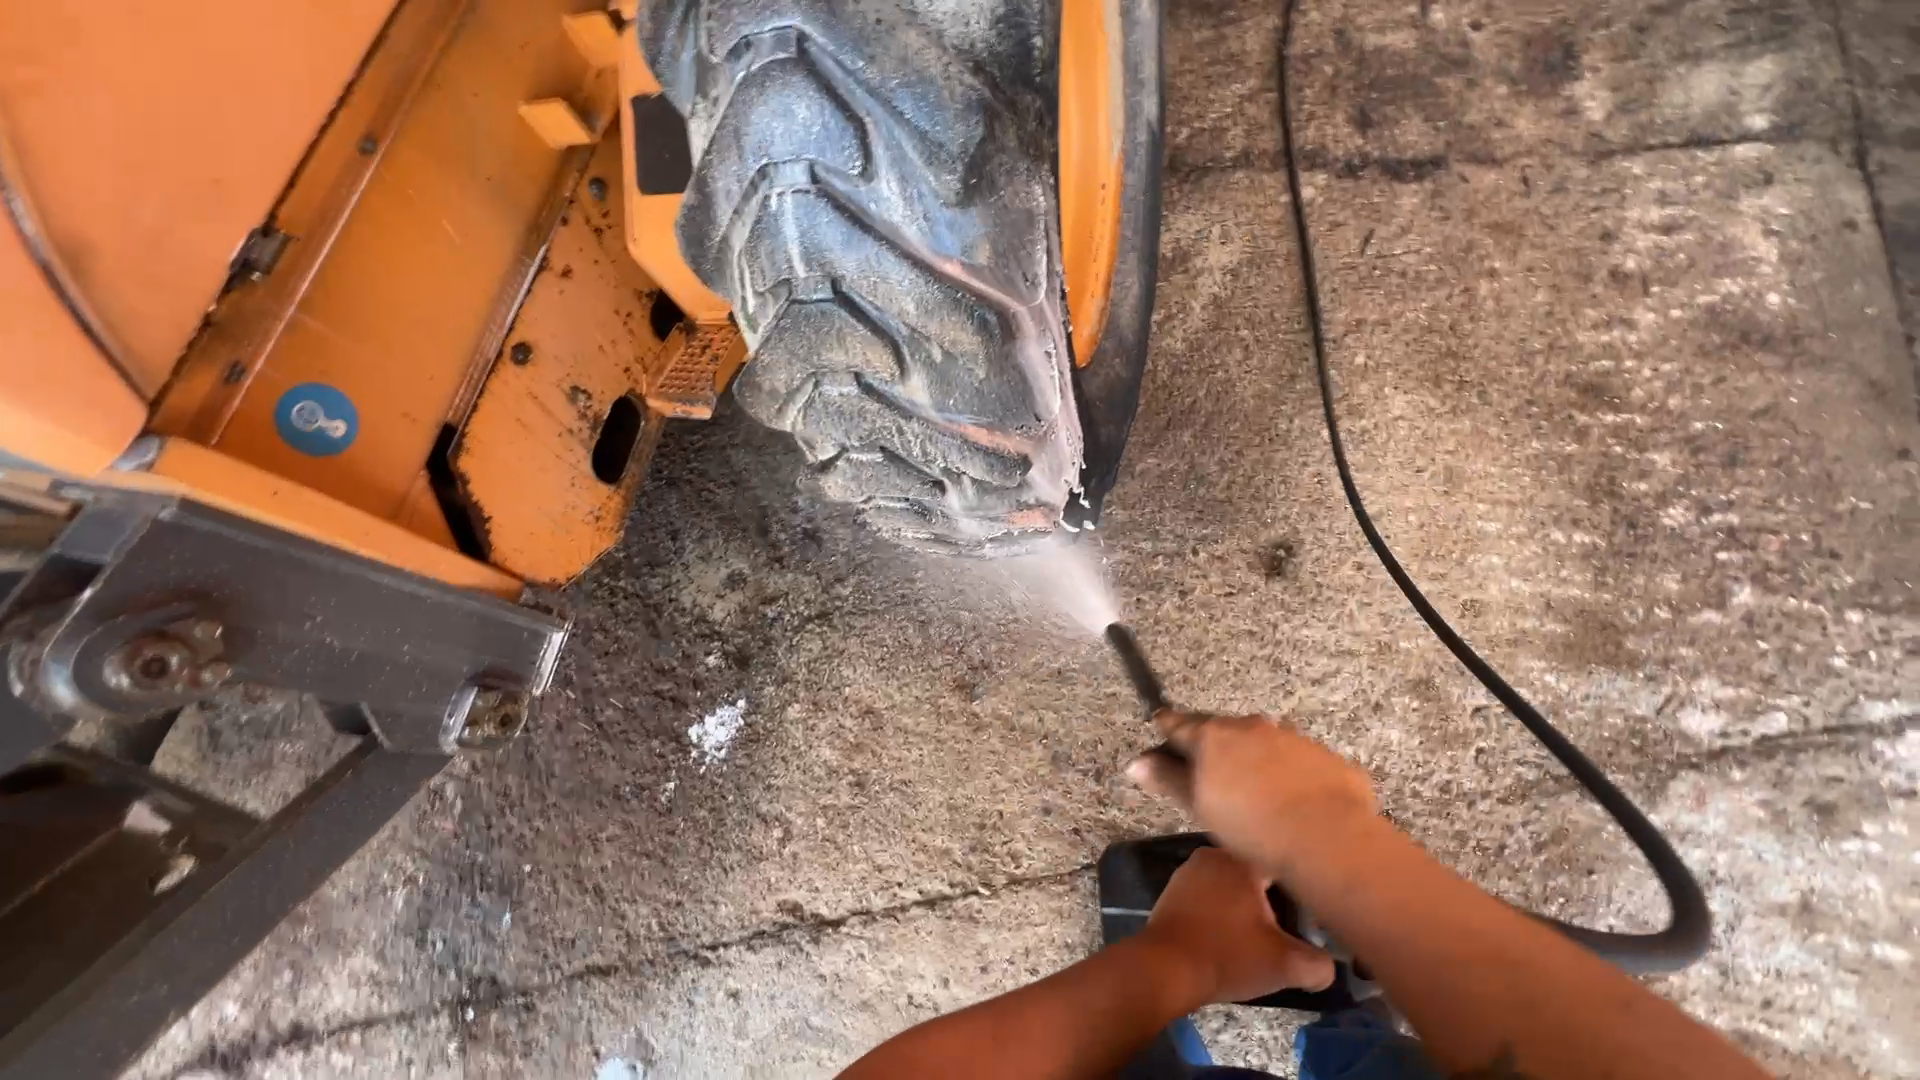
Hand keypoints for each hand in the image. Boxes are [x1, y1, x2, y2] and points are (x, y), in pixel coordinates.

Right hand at [1127, 711, 1376, 873]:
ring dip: (1253, 756)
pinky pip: (1298, 760)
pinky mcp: (1326, 757)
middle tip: (1208, 769)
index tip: (1160, 727)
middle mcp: (1251, 726)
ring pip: (1263, 742)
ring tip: (1253, 787)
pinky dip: (1289, 772)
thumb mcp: (1199, 806)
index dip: (1167, 727)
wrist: (1328, 837)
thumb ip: (1167, 779)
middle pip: (1222, 730)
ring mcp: (1292, 737)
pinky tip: (1294, 799)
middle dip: (1212, 744)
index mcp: (1213, 735)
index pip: (1178, 723)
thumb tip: (1136, 762)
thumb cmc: (1250, 824)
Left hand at [1137, 846, 1333, 1005]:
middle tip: (1290, 933)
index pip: (1286, 866)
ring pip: (1235, 884)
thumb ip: (1320, 964)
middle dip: (1278, 903)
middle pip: (1260, 874)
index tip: (1313, 920)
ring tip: (1262, 937)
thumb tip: (1327, 965)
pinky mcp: (1175, 889)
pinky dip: (1226, 911)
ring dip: (1250, 908)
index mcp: (1243, 860)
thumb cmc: (1228, 956)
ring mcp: (1190, 870)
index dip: (1305, 894)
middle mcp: (1215, 854)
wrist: (1166, 967)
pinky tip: (1232, 936)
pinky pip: (1212, 893)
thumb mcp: (1286, 965)